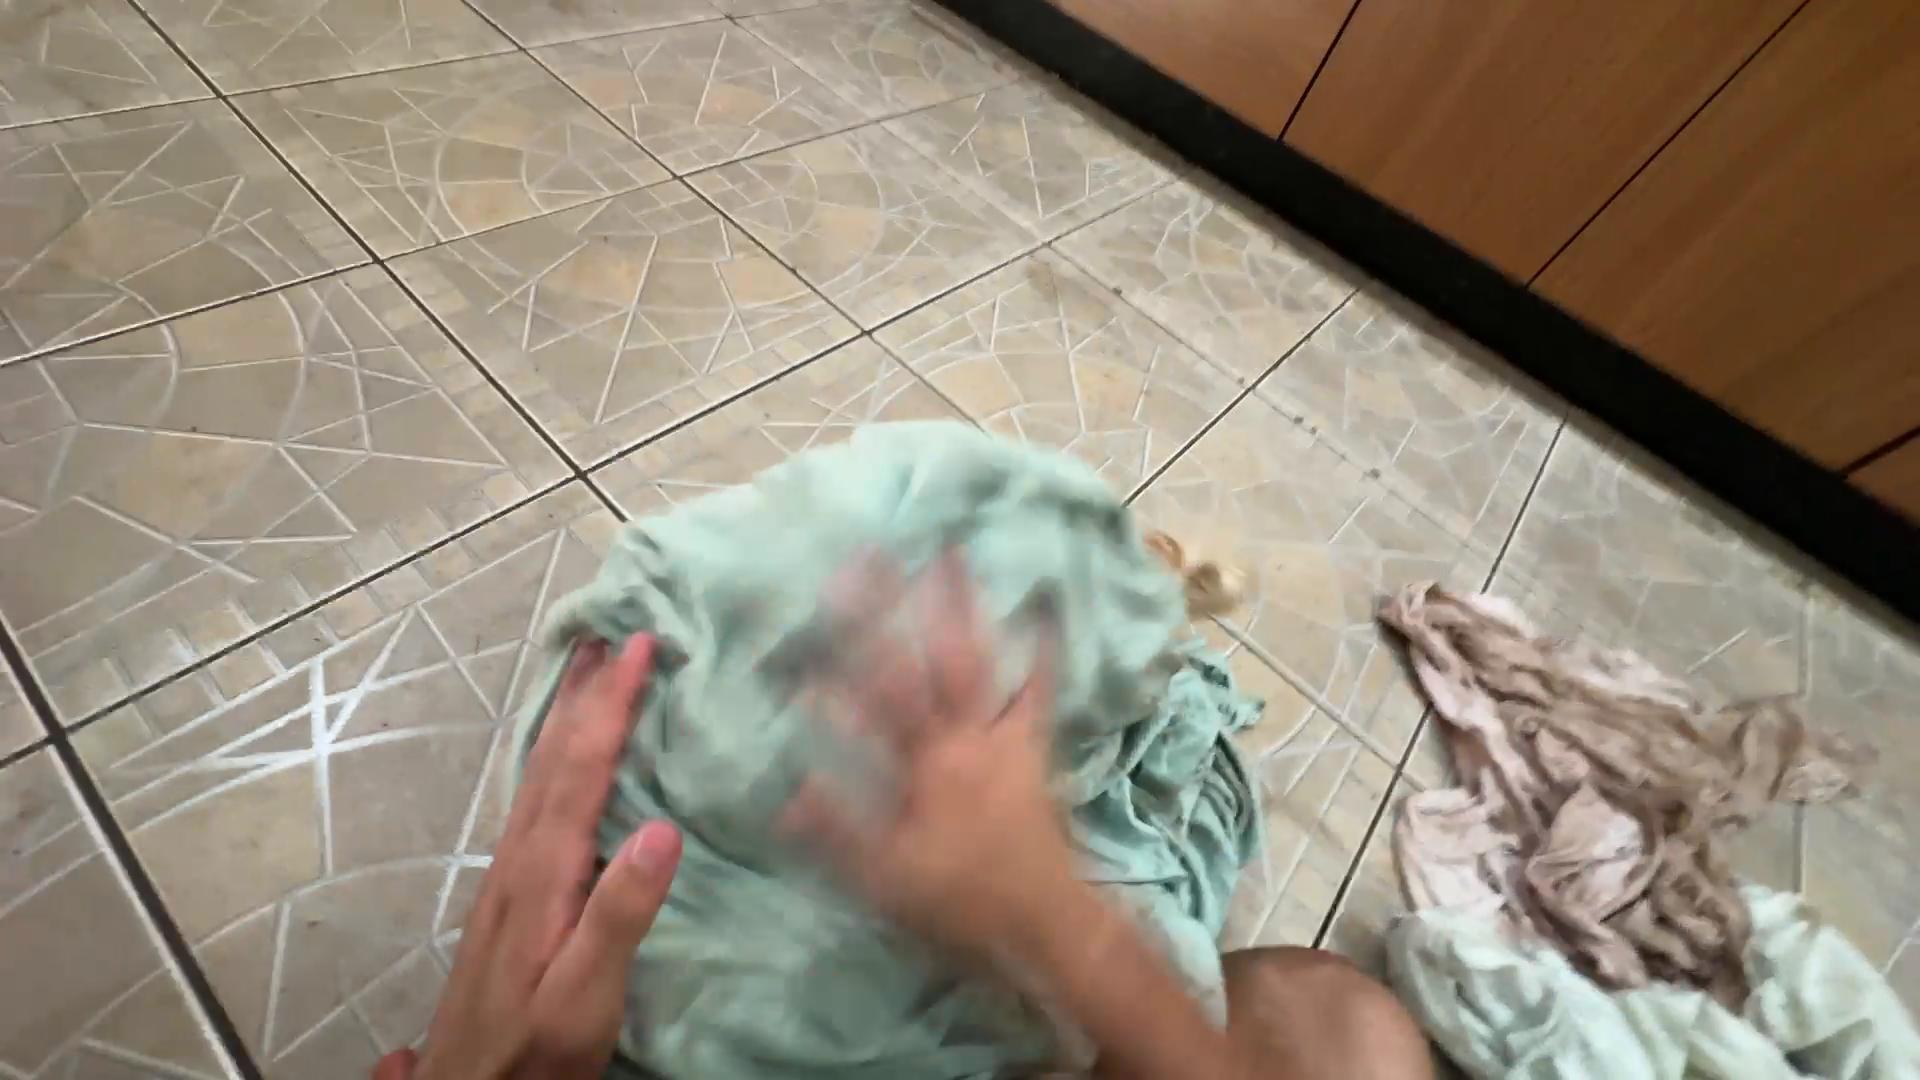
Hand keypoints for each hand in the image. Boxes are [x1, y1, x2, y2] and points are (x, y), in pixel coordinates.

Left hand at [373, 635, 682, 1079]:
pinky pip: (538, 793)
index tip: (639, 646)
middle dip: (583, 689)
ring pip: (540, 769)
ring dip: (566, 712)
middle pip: (553, 754)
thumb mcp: (584, 997)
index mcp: (544, 872)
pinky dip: (555, 750)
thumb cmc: (535, 1052)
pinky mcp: (517, 883)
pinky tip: (566, 747)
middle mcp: (522, 856)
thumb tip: (662, 829)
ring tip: (587, 669)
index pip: (582, 768)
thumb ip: (618, 915)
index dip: (611, 704)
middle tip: (608, 633)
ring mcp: (514, 868)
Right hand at [784, 552, 1081, 957]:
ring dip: (964, 605)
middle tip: (877, 552)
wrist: (1041, 918)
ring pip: (980, 659)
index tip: (817, 607)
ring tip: (953, 553)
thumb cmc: (958, 897)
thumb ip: (836, 831)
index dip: (843, 652)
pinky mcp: (1030, 741)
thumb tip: (787, 789)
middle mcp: (960, 734)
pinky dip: (1043, 651)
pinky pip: (1038, 691)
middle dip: (897, 604)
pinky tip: (1048, 610)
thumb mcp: (885, 878)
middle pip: (924, 658)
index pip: (873, 699)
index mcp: (922, 764)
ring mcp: (1000, 732)